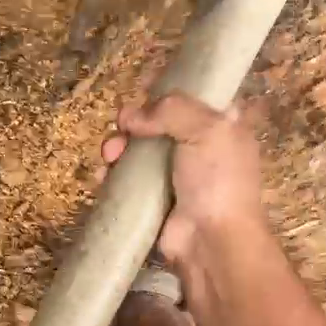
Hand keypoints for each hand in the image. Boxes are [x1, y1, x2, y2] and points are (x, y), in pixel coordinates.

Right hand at [101, 93, 266, 271]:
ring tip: (109, 156)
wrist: (211, 238)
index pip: (194, 95)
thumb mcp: (207, 129)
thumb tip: (130, 116)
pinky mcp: (152, 198)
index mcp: (222, 125)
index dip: (168, 88)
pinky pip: (126, 180)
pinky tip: (103, 178)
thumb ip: (171, 110)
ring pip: (136, 149)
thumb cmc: (218, 179)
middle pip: (157, 122)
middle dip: (133, 121)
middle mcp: (198, 146)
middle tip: (122, 128)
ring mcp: (173, 174)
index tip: (143, 86)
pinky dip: (111, 175)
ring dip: (117, 147)